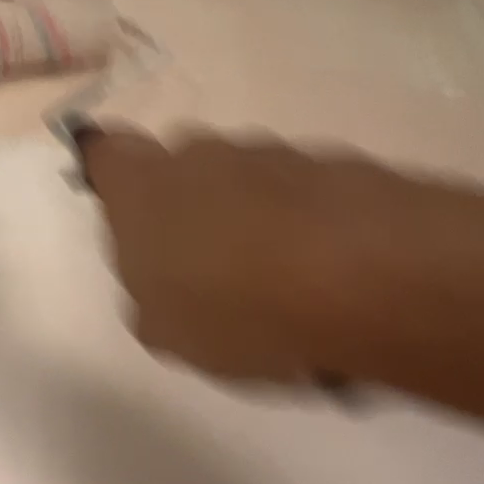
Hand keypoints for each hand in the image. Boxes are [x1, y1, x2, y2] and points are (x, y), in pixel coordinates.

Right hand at [81, 124, 410, 384]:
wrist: (378, 283)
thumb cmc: (234, 306)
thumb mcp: (163, 330)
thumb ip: (150, 297)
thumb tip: (167, 285)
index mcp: (140, 186)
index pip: (105, 153)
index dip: (109, 173)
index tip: (123, 205)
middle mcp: (203, 155)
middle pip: (183, 171)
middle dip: (191, 209)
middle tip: (210, 271)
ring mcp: (280, 157)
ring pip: (252, 187)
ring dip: (259, 226)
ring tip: (288, 298)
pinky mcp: (350, 172)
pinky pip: (315, 205)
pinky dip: (318, 238)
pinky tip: (338, 294)